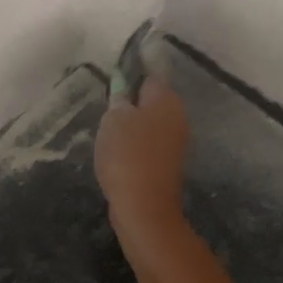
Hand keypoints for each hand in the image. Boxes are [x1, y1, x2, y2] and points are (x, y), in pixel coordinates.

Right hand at [94, 57, 189, 234]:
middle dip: (129, 102)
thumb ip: (119, 98)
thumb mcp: (113, 118)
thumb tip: (125, 88)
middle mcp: (177, 116)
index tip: (112, 79)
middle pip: (150, 99)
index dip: (129, 74)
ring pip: (148, 122)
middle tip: (105, 109)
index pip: (149, 74)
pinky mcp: (167, 163)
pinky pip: (147, 143)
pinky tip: (117, 153)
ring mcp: (174, 142)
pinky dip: (133, 144)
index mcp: (167, 99)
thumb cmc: (127, 154)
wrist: (143, 208)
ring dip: (130, 124)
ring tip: (107, 133)